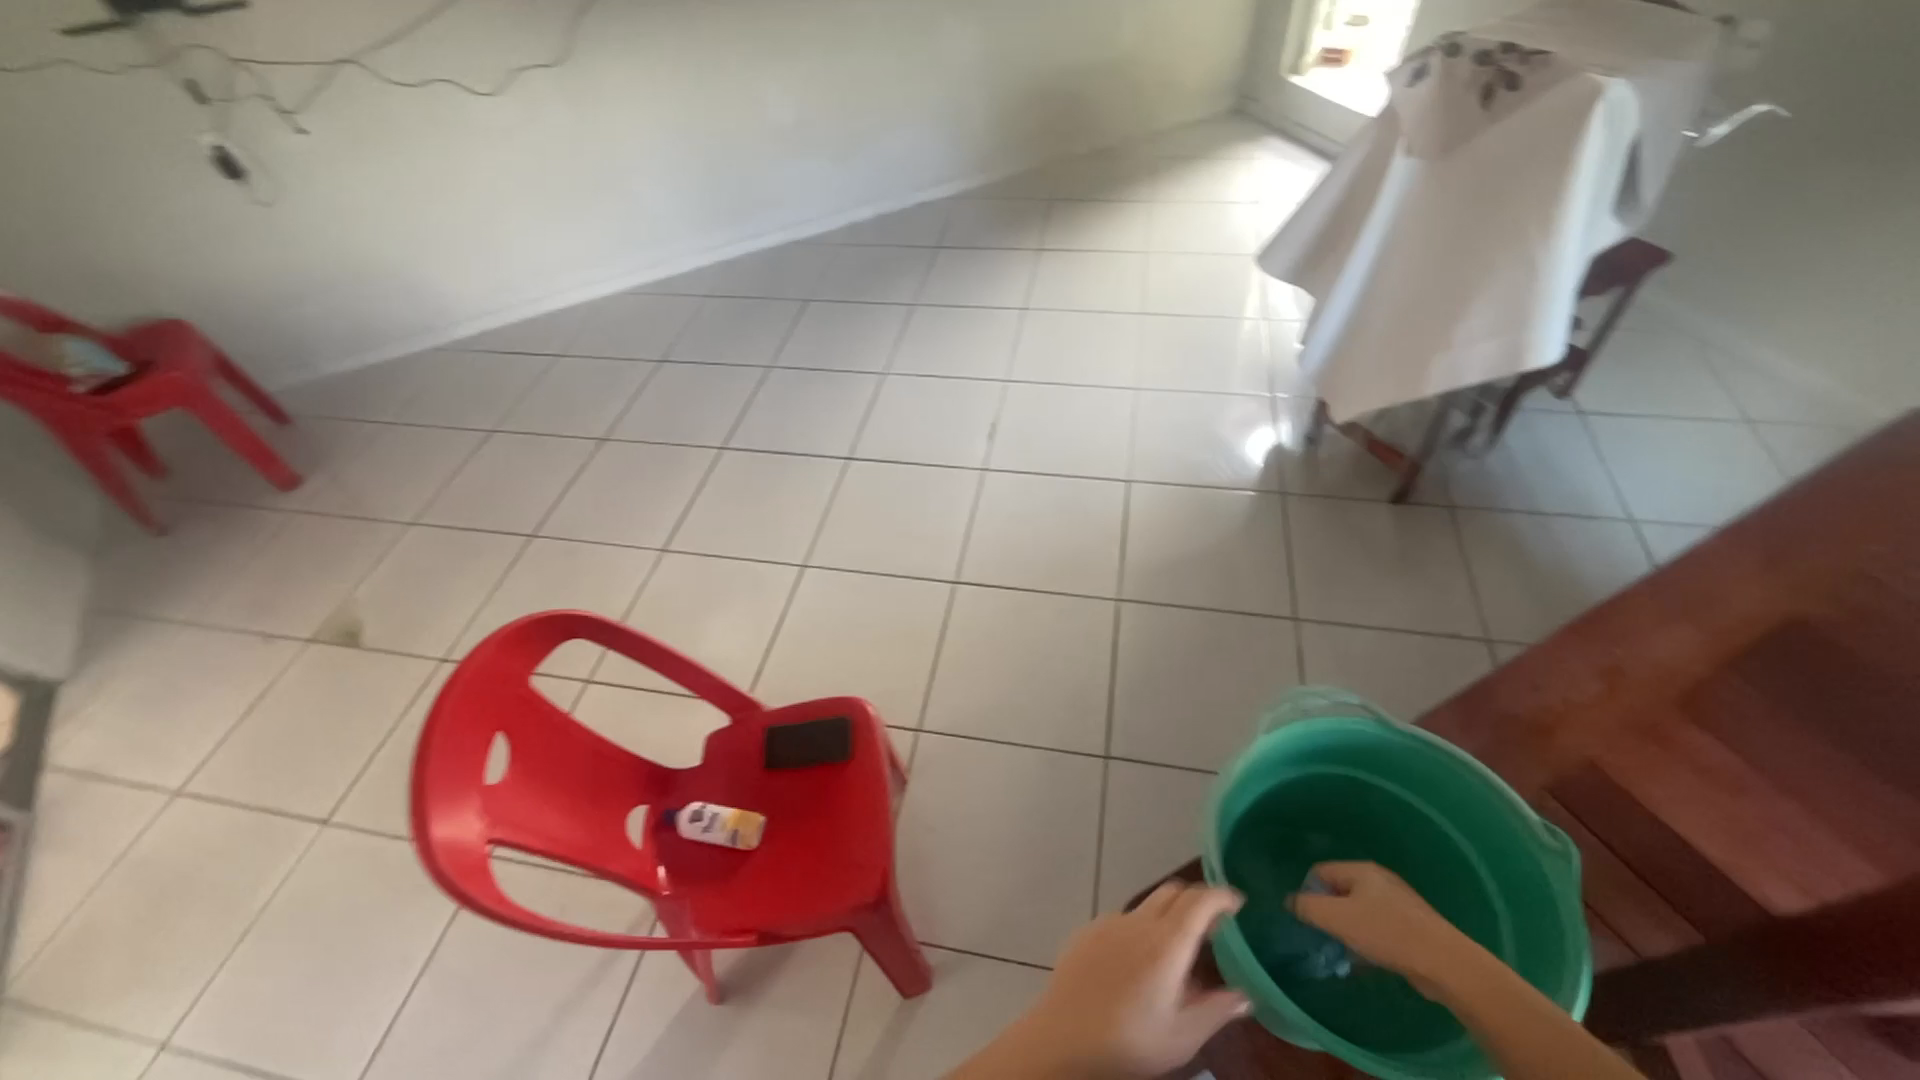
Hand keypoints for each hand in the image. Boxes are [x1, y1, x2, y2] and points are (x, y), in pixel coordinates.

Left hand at [1006, 882, 1251, 1078]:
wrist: (1063, 1039)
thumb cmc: (1129, 1041)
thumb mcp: (1182, 1036)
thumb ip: (1217, 1010)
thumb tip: (1244, 995)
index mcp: (1166, 943)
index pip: (1199, 901)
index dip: (1221, 896)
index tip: (1237, 903)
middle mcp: (1137, 923)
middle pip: (1172, 892)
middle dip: (1196, 901)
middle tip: (1212, 928)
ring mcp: (1107, 924)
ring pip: (1145, 907)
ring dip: (1166, 918)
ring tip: (1173, 957)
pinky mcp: (1085, 933)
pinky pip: (1121, 922)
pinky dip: (1138, 932)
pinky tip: (1135, 966)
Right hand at [1288, 861, 1485, 998]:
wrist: (1442, 962)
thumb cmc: (1385, 933)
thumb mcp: (1336, 918)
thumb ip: (1307, 907)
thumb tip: (1291, 901)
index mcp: (1361, 871)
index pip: (1320, 872)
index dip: (1307, 893)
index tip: (1307, 920)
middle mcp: (1379, 881)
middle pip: (1339, 892)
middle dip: (1327, 914)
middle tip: (1323, 938)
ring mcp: (1397, 903)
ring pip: (1358, 912)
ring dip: (1347, 931)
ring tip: (1344, 953)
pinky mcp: (1410, 926)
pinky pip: (1377, 928)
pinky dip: (1367, 941)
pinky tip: (1366, 961)